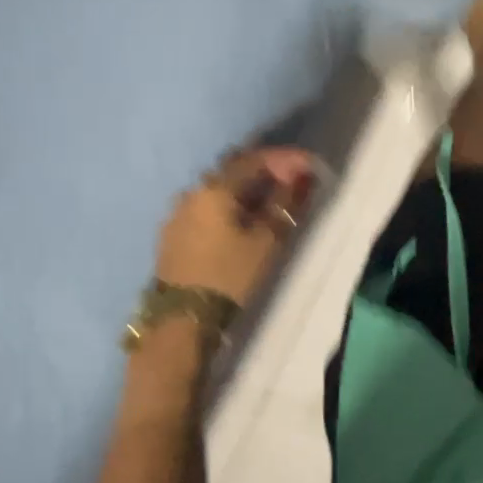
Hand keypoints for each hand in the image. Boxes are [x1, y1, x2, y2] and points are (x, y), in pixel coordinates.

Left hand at [154, 147, 316, 301]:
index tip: (310, 166)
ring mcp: (177, 215)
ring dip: (247, 191)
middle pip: (234, 170)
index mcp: (213, 189)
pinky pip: (207, 208)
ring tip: (272, 204)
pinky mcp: (173, 236)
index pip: (254, 160)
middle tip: (293, 183)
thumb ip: (286, 201)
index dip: (285, 159)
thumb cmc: (230, 276)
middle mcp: (191, 193)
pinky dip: (229, 207)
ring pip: (219, 190)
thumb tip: (301, 174)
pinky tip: (245, 220)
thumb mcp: (267, 239)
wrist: (182, 324)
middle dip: (266, 172)